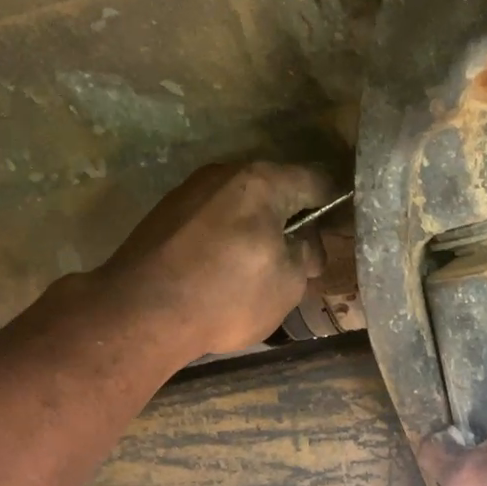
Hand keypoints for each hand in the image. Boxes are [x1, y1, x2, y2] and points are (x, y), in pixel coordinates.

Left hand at [93, 161, 333, 354]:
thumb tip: (305, 246)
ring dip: (261, 230)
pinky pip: (215, 220)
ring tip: (265, 271)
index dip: (338, 206)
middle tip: (305, 262)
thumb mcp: (288, 283)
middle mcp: (225, 173)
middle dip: (296, 221)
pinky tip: (229, 272)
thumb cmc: (228, 295)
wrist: (142, 312)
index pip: (318, 180)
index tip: (345, 233)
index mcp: (262, 181)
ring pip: (243, 205)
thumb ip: (305, 256)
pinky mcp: (166, 214)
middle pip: (277, 190)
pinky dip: (231, 239)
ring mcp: (191, 190)